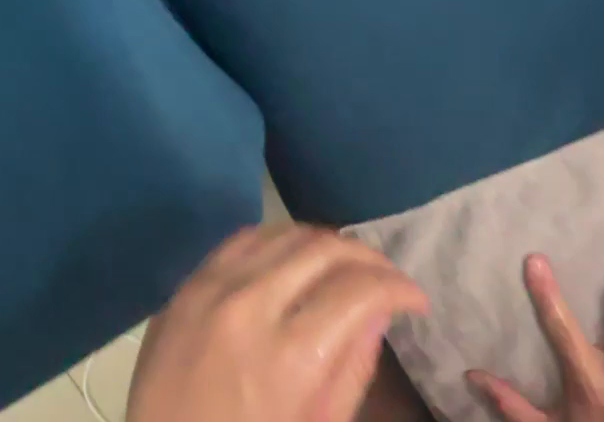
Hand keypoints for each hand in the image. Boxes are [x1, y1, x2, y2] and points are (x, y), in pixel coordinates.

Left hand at [128, 225, 430, 421]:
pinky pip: (241, 238)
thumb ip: (350, 371)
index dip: (397, 287)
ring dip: (325, 242)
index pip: (357, 290)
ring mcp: (213, 286)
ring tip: (348, 265)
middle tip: (389, 278)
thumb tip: (380, 310)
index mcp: (288, 357)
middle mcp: (250, 304)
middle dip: (368, 258)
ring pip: (283, 232)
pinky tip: (294, 258)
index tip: (416, 299)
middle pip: (323, 248)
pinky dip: (278, 239)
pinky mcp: (187, 283)